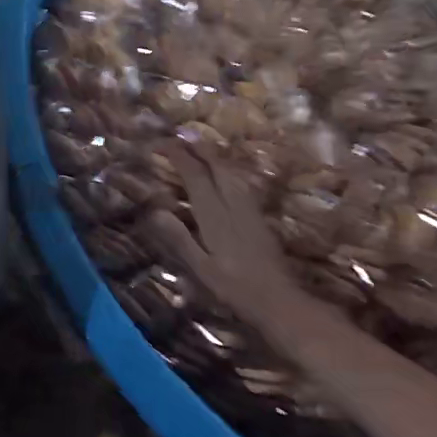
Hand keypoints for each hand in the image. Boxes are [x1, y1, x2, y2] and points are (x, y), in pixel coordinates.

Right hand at [143, 142, 297, 313]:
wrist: (280, 300)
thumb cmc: (235, 288)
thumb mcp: (201, 269)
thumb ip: (180, 239)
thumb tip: (156, 211)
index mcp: (216, 216)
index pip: (196, 176)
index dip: (178, 156)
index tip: (161, 144)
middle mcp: (234, 204)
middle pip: (217, 166)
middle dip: (198, 148)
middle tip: (179, 136)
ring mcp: (250, 209)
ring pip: (231, 171)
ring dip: (213, 155)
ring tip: (198, 147)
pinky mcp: (259, 216)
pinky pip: (240, 181)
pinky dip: (226, 168)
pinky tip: (223, 173)